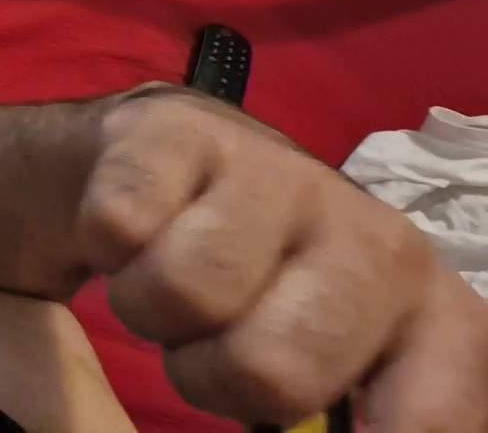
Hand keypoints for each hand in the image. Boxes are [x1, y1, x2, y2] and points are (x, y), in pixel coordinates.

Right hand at [78, 89, 487, 429]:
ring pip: (186, 289)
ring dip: (141, 304)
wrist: (145, 150)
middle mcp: (370, 234)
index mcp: (431, 307)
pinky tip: (116, 232)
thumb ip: (338, 398)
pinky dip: (102, 244)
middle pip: (271, 367)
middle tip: (185, 343)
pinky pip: (121, 223)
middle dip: (202, 373)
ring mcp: (269, 170)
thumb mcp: (312, 340)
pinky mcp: (172, 130)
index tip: (273, 429)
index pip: (430, 421)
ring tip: (146, 285)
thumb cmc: (231, 263)